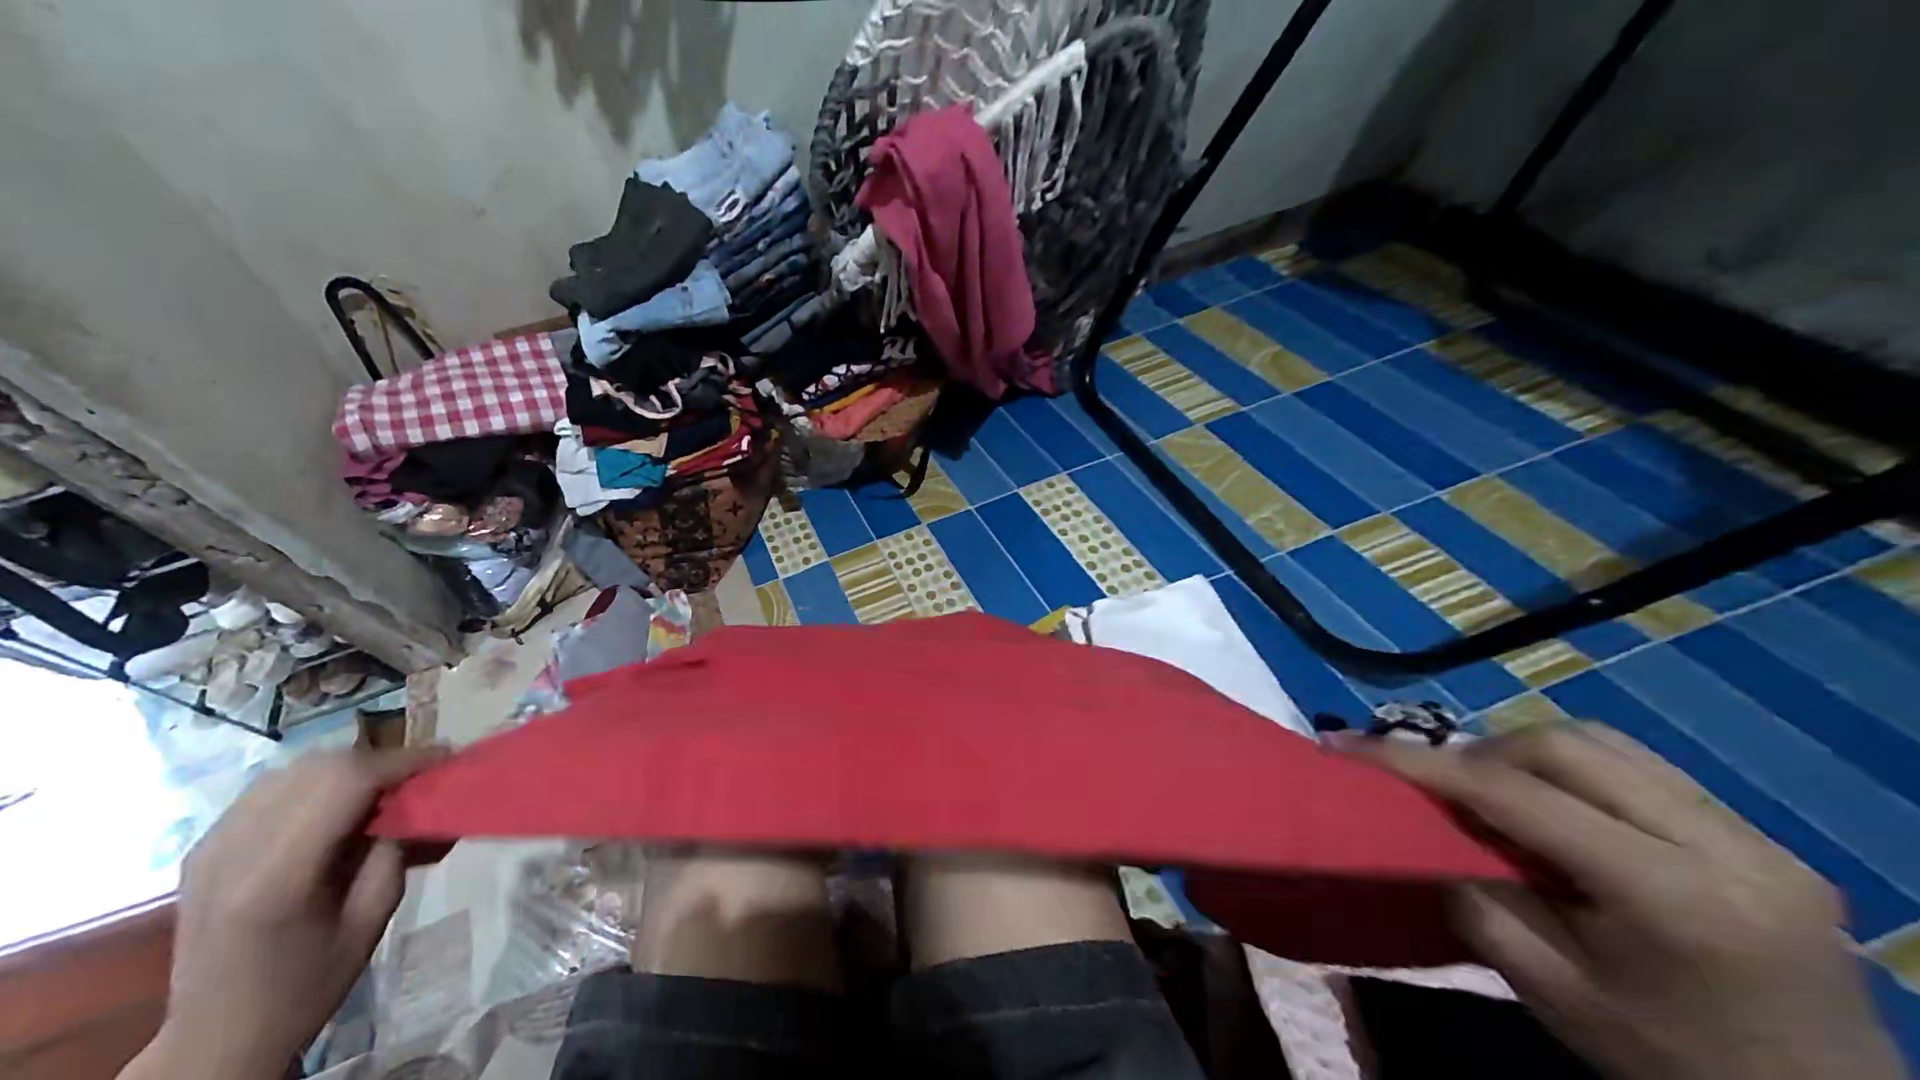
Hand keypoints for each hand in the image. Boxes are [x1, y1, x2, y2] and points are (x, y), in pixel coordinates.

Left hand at [123, 747, 447, 1079]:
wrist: (216, 1036)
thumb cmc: (308, 984)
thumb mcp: (371, 918)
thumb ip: (394, 850)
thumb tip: (420, 798)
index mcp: (275, 878)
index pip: (346, 782)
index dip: (403, 761)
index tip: (447, 759)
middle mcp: (233, 850)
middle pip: (320, 767)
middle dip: (381, 760)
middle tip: (422, 774)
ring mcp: (210, 845)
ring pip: (295, 769)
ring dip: (349, 768)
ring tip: (386, 788)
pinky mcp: (203, 847)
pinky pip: (270, 788)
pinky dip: (316, 782)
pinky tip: (339, 805)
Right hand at [1359, 723, 1903, 1079]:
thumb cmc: (1667, 1062)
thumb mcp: (1549, 989)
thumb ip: (1476, 895)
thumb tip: (1427, 826)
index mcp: (1669, 893)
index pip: (1517, 794)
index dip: (1423, 763)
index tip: (1351, 746)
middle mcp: (1724, 844)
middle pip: (1566, 746)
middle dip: (1481, 752)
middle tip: (1437, 784)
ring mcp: (1754, 835)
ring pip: (1606, 741)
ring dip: (1528, 753)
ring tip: (1493, 790)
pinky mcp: (1762, 837)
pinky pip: (1642, 766)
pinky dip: (1577, 768)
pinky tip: (1558, 802)